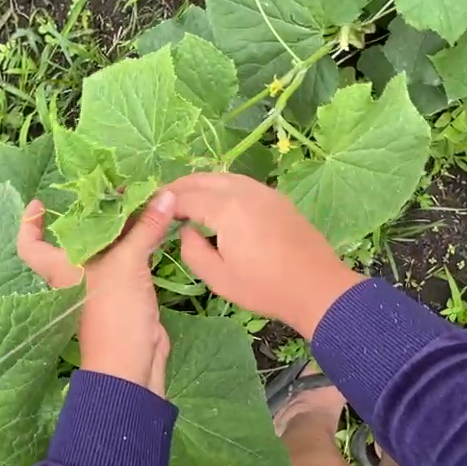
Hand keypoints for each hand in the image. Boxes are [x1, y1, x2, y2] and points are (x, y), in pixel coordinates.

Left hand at [17, 193, 174, 395]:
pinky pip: (132, 257)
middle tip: (112, 188)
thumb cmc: (113, 312)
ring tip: (140, 198)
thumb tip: (165, 194)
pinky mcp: (129, 290)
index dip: (29, 223)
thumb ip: (145, 228)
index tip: (40, 203)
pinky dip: (142, 241)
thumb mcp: (126, 264)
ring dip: (124, 225)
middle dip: (94, 212)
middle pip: (79, 236)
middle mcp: (79, 272)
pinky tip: (157, 224)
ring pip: (110, 245)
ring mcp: (105, 282)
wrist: (132, 362)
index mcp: (62, 267)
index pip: (30, 244)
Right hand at [166, 173, 364, 337]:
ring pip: (224, 177)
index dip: (165, 203)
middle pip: (204, 178)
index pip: (186, 197)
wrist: (317, 288)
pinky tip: (216, 204)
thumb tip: (186, 231)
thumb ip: (193, 251)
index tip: (149, 210)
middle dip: (179, 187)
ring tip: (185, 200)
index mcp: (227, 208)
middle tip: (161, 200)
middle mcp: (245, 191)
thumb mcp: (219, 277)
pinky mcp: (277, 199)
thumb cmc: (265, 287)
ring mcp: (264, 192)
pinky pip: (241, 184)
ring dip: (201, 184)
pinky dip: (221, 187)